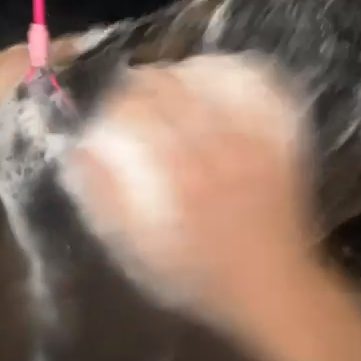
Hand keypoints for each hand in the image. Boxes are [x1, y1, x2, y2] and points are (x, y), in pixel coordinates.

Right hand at [64, 55, 319, 334]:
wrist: (274, 285)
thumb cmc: (200, 276)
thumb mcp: (139, 251)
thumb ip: (105, 198)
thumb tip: (79, 152)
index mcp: (177, 173)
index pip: (136, 109)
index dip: (115, 104)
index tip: (109, 116)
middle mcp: (216, 146)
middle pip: (170, 85)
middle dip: (143, 85)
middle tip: (135, 101)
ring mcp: (253, 136)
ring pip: (209, 76)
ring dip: (181, 75)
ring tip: (171, 89)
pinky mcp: (280, 134)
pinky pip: (254, 83)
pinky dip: (228, 74)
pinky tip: (214, 85)